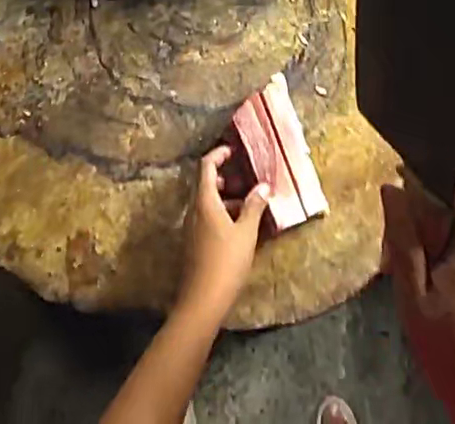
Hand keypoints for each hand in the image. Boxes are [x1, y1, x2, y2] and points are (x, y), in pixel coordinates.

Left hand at [177, 145, 269, 321]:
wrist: (201, 305)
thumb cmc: (225, 263)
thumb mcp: (246, 232)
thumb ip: (254, 206)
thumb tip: (263, 186)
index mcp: (205, 203)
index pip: (206, 167)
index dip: (219, 154)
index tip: (234, 150)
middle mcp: (194, 212)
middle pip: (207, 185)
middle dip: (227, 178)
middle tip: (248, 179)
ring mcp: (192, 229)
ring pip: (208, 203)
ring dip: (228, 198)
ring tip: (251, 204)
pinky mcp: (194, 245)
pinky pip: (208, 218)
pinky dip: (224, 214)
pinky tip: (242, 226)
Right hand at [384, 168, 454, 421]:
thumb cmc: (446, 346)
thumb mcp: (412, 293)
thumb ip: (402, 238)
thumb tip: (391, 190)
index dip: (432, 170)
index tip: (401, 178)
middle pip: (453, 199)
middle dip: (420, 206)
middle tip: (392, 236)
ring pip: (452, 220)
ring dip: (423, 229)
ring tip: (398, 261)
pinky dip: (433, 246)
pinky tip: (414, 273)